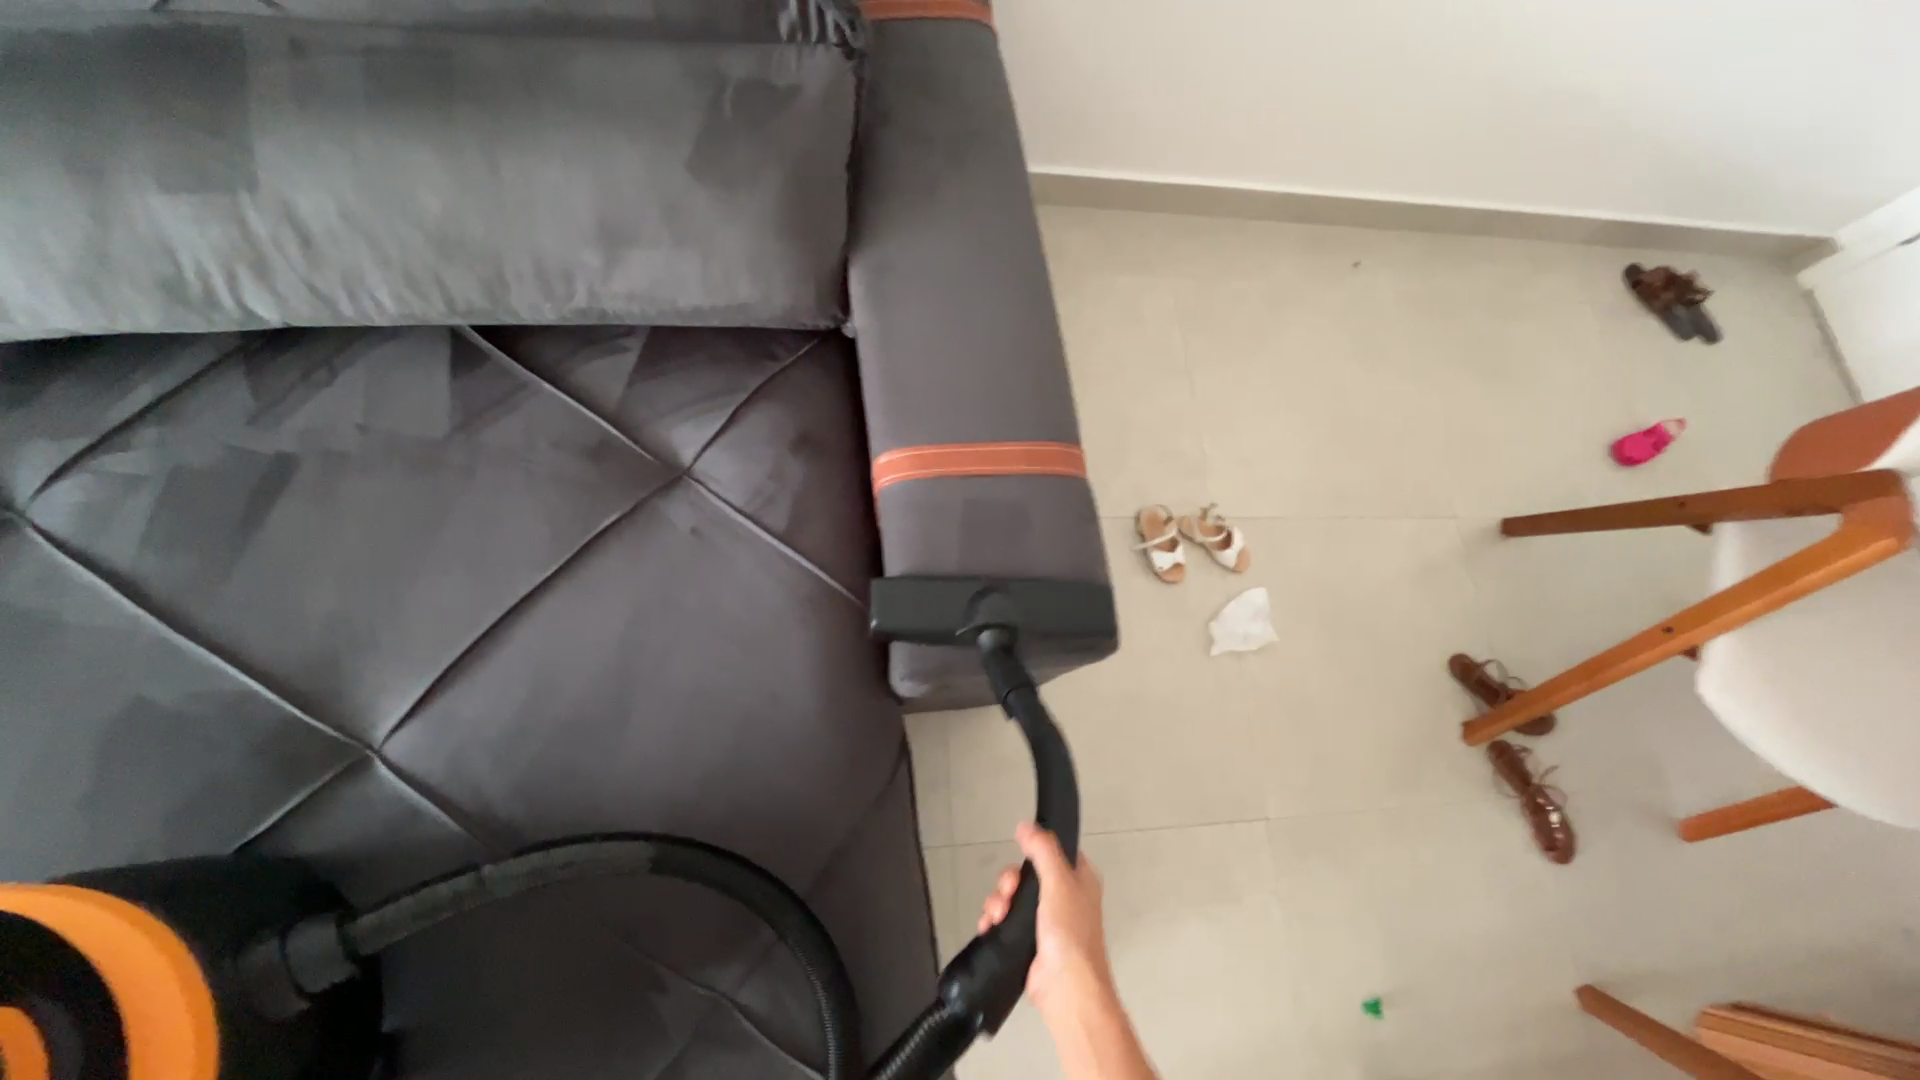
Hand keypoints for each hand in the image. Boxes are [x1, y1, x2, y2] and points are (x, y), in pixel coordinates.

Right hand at [975, 822, 1114, 1019]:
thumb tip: (1026, 825)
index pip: (1053, 853)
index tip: (1020, 861)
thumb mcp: (1059, 882)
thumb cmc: (1069, 932)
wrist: (1066, 988)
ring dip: (998, 902)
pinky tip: (989, 926)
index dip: (1033, 853)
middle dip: (1009, 883)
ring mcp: (1046, 920)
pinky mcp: (1029, 941)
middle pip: (1026, 874)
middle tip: (1007, 894)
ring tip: (995, 916)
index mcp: (1079, 879)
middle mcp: (1064, 897)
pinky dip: (994, 920)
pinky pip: (1006, 920)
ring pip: (1012, 897)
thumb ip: (1043, 850)